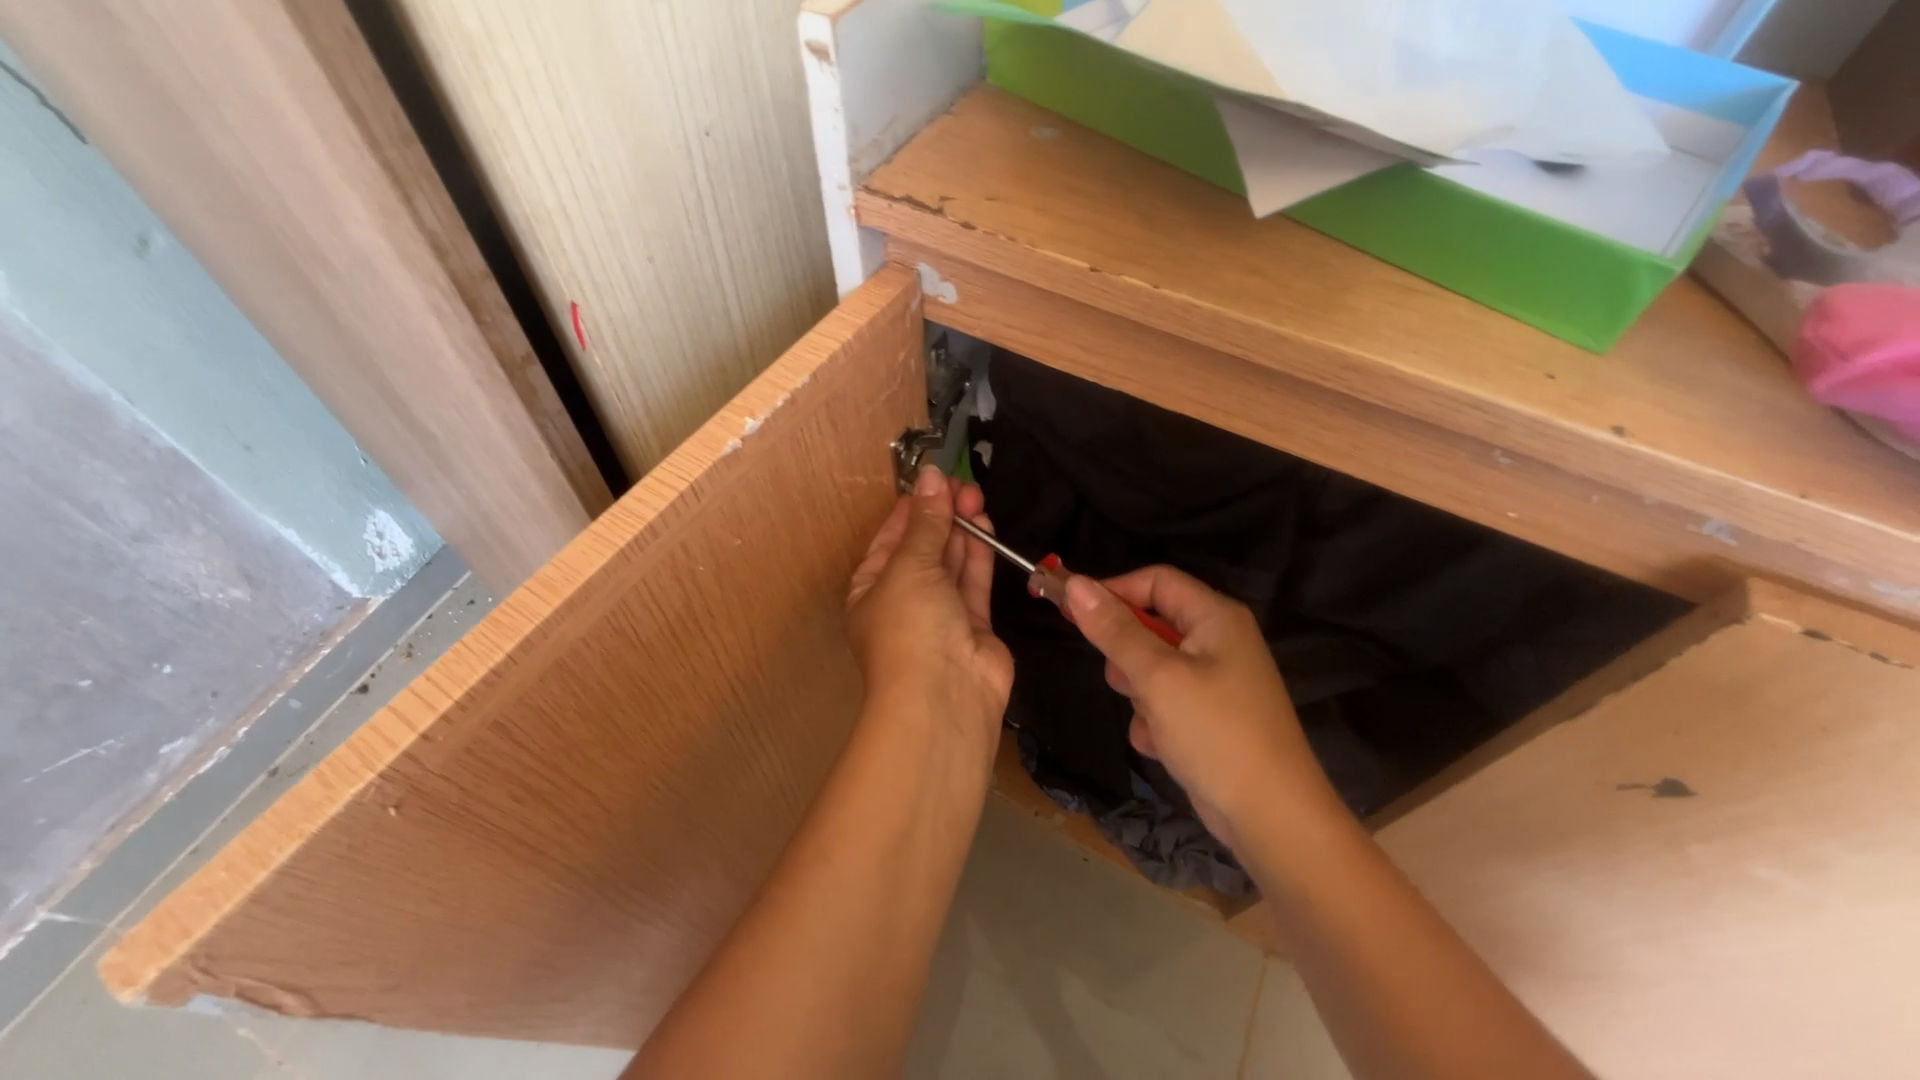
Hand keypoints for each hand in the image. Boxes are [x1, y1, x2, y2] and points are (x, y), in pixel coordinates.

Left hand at [846, 466, 1012, 743]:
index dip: (911, 509)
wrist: (944, 696)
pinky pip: (974, 582)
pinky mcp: (973, 626)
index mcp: (870, 590)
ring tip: (976, 495)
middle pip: (923, 549)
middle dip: (941, 516)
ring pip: (951, 563)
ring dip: (962, 530)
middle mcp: (903, 601)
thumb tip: (932, 475)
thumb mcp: (909, 566)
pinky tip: (986, 525)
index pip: (889, 540)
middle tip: (964, 484)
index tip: (934, 479)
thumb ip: (926, 522)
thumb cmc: (909, 626)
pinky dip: (980, 554)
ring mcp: (940, 615)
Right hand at [1064, 567, 1344, 844]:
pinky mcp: (1210, 718)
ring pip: (1153, 668)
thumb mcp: (1157, 677)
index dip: (1113, 590)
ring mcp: (1216, 682)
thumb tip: (1074, 583)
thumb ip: (1115, 630)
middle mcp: (1219, 642)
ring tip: (1151, 718)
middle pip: (1151, 625)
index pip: (1155, 581)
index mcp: (1215, 617)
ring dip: (1140, 694)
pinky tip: (1163, 746)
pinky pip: (1165, 703)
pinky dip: (1156, 722)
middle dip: (1127, 654)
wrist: (1269, 815)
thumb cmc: (1215, 733)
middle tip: (1121, 680)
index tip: (1070, 610)